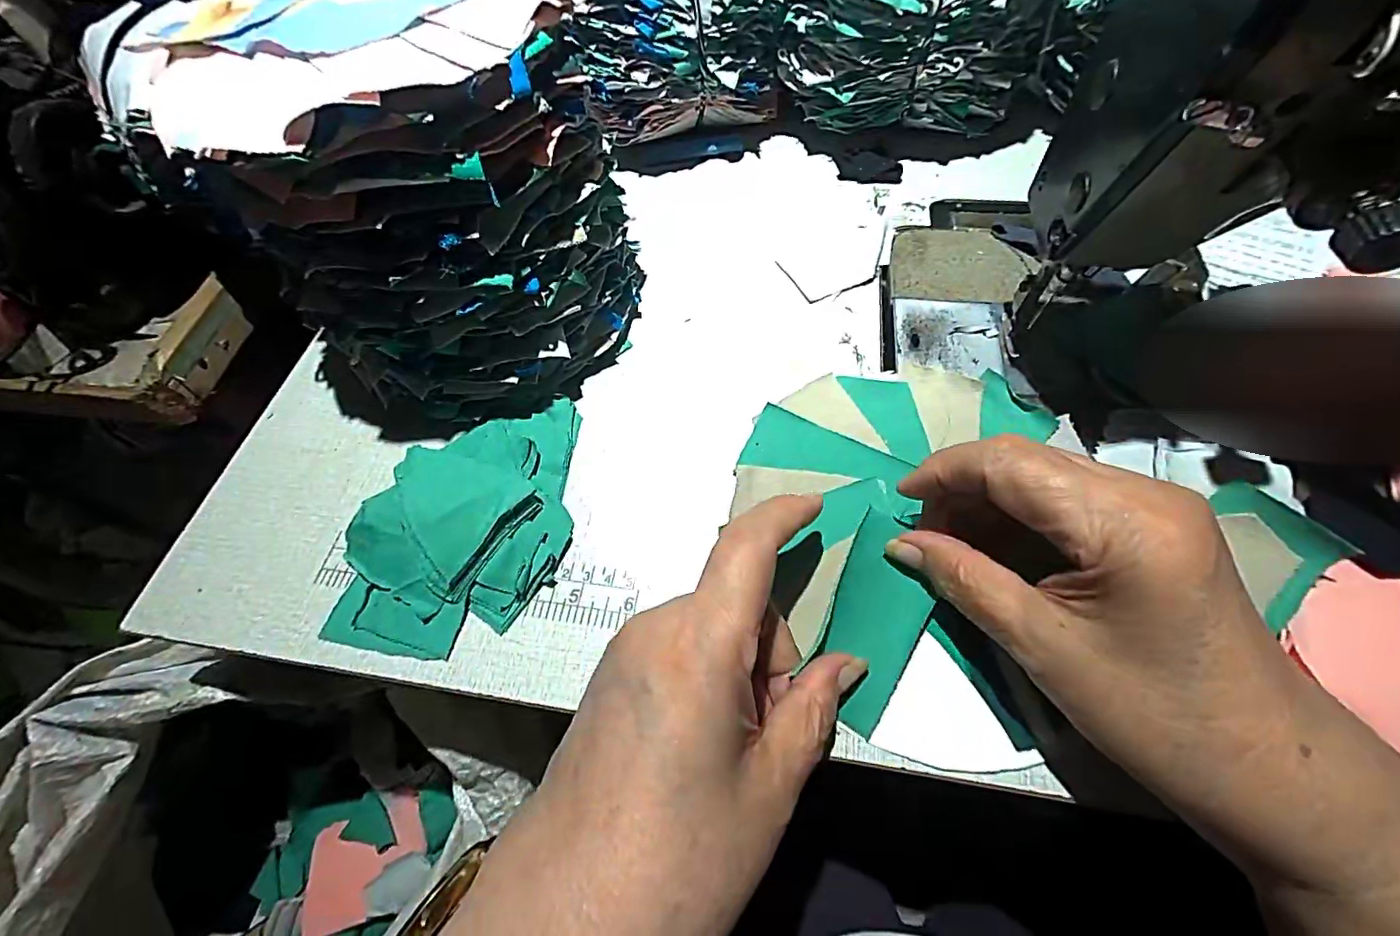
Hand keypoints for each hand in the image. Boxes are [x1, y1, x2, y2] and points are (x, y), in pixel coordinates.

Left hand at [448, 495, 865, 935]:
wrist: (556, 929)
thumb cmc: (674, 862)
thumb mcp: (767, 791)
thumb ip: (812, 711)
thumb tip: (844, 666)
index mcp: (695, 649)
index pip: (743, 549)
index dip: (782, 515)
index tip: (815, 505)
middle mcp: (653, 634)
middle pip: (737, 602)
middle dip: (773, 648)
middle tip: (776, 725)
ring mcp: (624, 655)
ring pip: (711, 625)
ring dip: (743, 664)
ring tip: (737, 747)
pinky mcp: (609, 680)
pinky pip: (681, 647)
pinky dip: (712, 672)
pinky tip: (704, 742)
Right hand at [886, 437, 1399, 935]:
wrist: (1263, 764)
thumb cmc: (1153, 717)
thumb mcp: (1046, 648)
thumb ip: (968, 581)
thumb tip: (905, 543)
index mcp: (1126, 518)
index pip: (1013, 463)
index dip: (947, 471)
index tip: (901, 498)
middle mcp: (1147, 490)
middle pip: (1032, 462)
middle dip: (967, 489)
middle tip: (923, 531)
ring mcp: (1160, 503)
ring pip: (1052, 478)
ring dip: (995, 503)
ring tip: (951, 541)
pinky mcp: (1161, 523)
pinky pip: (1078, 503)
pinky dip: (1029, 520)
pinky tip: (998, 547)